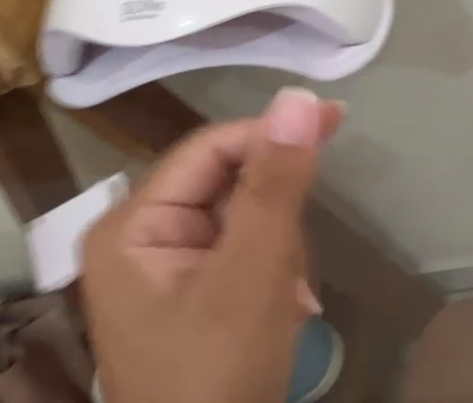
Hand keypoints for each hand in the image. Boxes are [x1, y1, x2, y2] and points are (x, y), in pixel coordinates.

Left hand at [82, 87, 343, 402]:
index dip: (274, 132)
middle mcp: (139, 237)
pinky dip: (272, 271)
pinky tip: (283, 308)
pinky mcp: (188, 293)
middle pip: (230, 181)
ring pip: (244, 216)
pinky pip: (242, 252)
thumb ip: (275, 183)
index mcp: (132, 225)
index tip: (340, 123)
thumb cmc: (216, 375)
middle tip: (294, 265)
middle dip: (275, 217)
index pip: (213, 146)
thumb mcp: (253, 274)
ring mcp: (163, 268)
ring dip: (278, 249)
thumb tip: (299, 97)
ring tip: (286, 298)